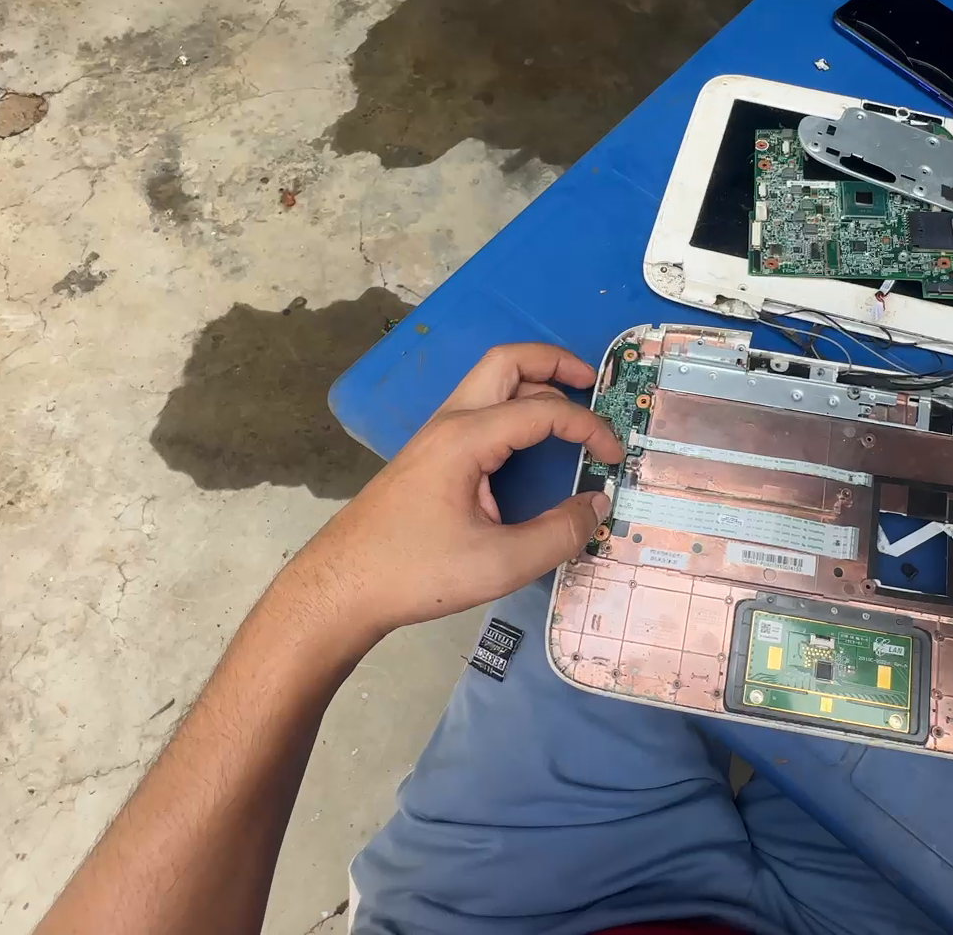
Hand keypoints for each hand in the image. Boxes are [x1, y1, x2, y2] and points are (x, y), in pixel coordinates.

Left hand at [277, 343, 623, 657]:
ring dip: (534, 382)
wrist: (337, 589)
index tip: (615, 456)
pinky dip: (516, 406)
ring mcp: (436, 435)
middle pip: (507, 362)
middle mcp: (450, 422)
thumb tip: (598, 505)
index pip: (543, 411)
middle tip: (593, 383)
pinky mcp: (431, 454)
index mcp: (467, 439)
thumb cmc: (415, 573)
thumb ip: (559, 535)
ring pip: (490, 382)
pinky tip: (531, 438)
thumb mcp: (499, 564)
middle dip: (556, 363)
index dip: (588, 427)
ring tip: (571, 404)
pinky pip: (480, 408)